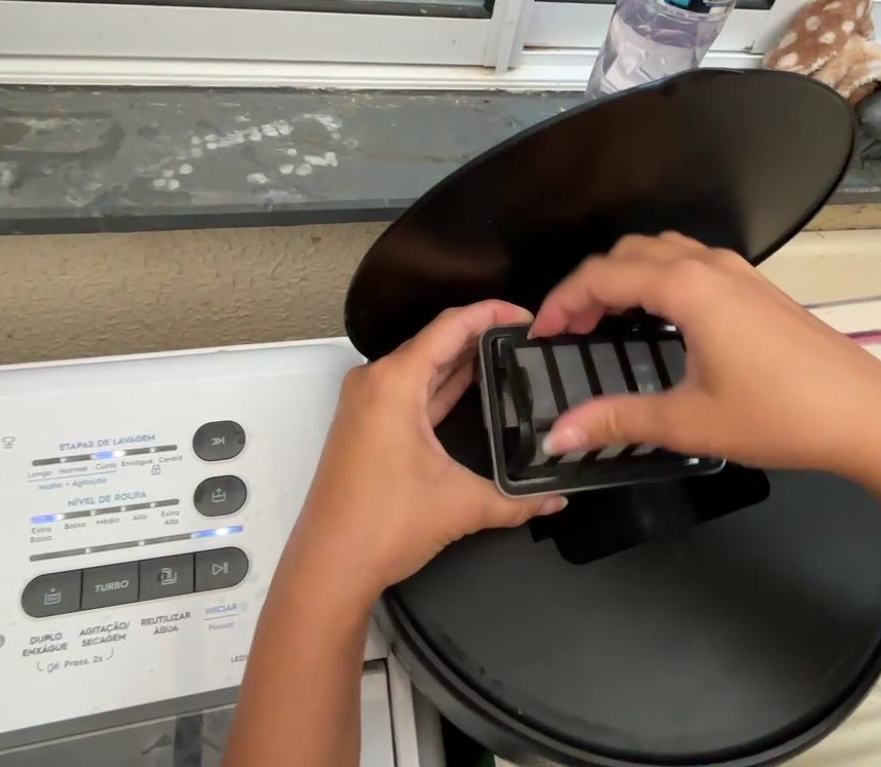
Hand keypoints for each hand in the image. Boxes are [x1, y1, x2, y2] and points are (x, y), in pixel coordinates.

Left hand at [282, 300, 565, 607]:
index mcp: (394, 383)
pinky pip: (411, 388)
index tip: (522, 313)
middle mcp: (375, 383)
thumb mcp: (460, 505)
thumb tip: (552, 497)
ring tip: (504, 353)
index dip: (491, 313)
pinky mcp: (367, 424)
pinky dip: (441, 383)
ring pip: (423, 364)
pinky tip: (470, 384)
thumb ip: (517, 499)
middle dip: (481, 334)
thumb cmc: (373, 528)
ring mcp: (367, 403)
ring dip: (461, 358)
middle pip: (436, 340)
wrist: (328, 568)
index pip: (450, 325)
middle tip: (522, 335)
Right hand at [530, 233, 880, 475]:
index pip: (600, 276)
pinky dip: (655, 278)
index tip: (540, 334)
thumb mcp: (689, 420)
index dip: (560, 302)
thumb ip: (617, 419)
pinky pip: (689, 262)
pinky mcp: (756, 286)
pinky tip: (659, 320)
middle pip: (626, 253)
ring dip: (623, 276)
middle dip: (588, 286)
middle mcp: (709, 265)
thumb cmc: (781, 414)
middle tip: (568, 331)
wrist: (869, 416)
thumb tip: (559, 434)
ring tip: (605, 321)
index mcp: (687, 288)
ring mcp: (737, 271)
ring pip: (660, 251)